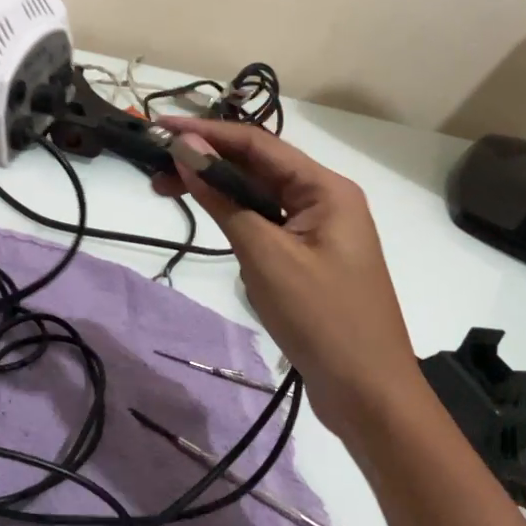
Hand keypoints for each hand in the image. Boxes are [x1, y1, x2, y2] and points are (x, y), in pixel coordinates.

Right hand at [150, 117, 421, 433]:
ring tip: (166, 189)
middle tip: (155, 166)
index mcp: (326, 188)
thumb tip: (186, 150)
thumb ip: (223, 198)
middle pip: (257, 164)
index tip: (160, 128)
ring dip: (215, 187)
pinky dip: (233, 213)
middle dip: (206, 160)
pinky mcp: (309, 255)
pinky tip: (207, 215)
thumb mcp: (264, 254)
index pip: (257, 143)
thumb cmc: (321, 319)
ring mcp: (318, 228)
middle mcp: (325, 198)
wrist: (371, 397)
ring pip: (258, 192)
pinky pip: (265, 218)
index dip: (206, 132)